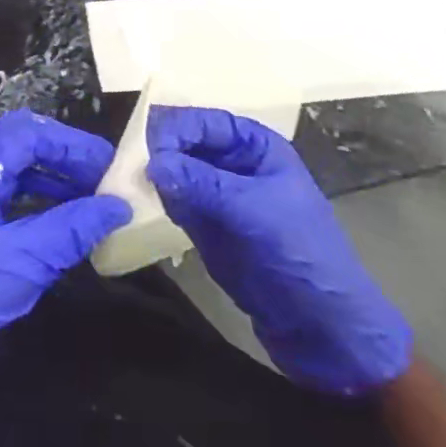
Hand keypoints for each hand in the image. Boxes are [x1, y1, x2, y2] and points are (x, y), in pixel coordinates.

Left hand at [0, 110, 131, 432]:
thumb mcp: (29, 258)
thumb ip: (73, 227)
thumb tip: (119, 206)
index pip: (25, 134)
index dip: (70, 145)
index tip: (107, 165)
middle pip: (21, 137)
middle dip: (65, 152)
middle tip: (103, 174)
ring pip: (18, 158)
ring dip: (57, 170)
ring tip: (95, 192)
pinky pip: (13, 182)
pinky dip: (43, 189)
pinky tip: (72, 210)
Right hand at [145, 106, 410, 395]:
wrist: (317, 324)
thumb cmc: (300, 255)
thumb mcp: (253, 212)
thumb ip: (202, 183)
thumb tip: (152, 163)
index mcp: (256, 148)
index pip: (204, 121)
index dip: (175, 128)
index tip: (146, 146)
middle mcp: (232, 163)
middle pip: (183, 141)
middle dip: (156, 150)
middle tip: (128, 167)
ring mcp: (214, 193)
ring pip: (171, 169)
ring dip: (150, 175)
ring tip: (128, 185)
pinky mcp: (201, 221)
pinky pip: (170, 198)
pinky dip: (153, 198)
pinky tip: (139, 204)